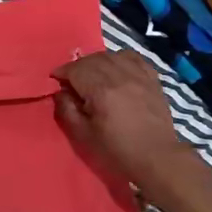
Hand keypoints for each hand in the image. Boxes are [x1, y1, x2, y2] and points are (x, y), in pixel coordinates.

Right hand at [54, 51, 192, 187]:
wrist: (156, 156)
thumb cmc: (117, 149)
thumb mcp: (83, 135)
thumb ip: (67, 110)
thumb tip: (61, 93)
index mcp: (101, 90)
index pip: (76, 69)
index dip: (62, 72)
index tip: (55, 79)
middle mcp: (120, 76)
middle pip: (93, 59)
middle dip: (77, 66)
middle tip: (71, 79)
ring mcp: (139, 75)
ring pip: (112, 55)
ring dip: (97, 61)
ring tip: (92, 73)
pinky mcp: (152, 79)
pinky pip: (134, 57)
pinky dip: (120, 58)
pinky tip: (116, 67)